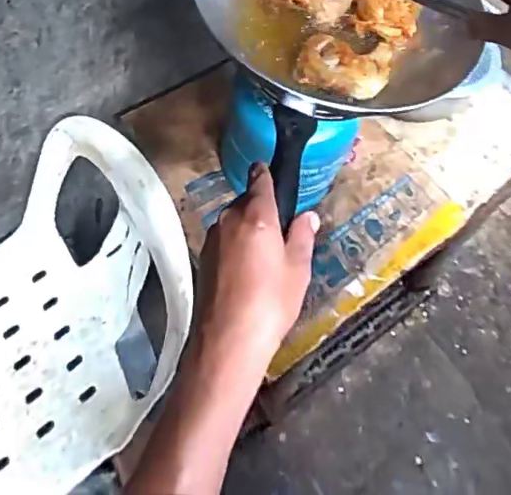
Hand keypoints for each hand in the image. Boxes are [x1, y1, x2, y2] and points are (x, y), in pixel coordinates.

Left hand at [193, 163, 318, 377]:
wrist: (227, 338)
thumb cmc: (271, 302)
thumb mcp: (298, 270)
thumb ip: (302, 236)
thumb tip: (307, 216)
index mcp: (256, 214)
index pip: (259, 178)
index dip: (266, 173)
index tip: (271, 172)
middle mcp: (230, 217)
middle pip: (247, 201)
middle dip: (261, 211)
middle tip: (280, 235)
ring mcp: (213, 235)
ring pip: (234, 221)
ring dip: (247, 230)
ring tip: (265, 261)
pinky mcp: (203, 254)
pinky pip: (224, 240)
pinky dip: (235, 247)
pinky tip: (246, 273)